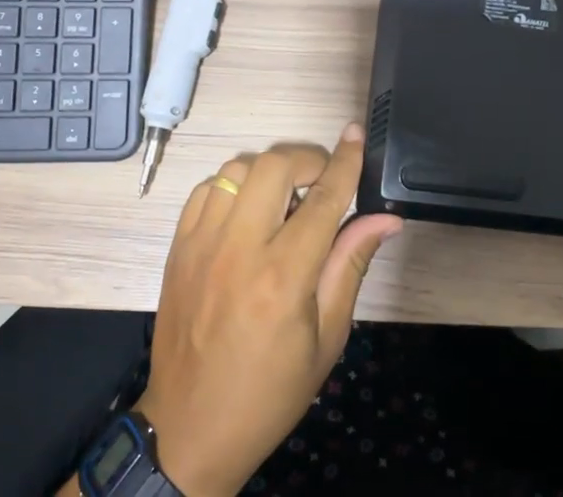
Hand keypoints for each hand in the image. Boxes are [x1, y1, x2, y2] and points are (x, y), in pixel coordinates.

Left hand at [135, 126, 403, 495]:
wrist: (191, 427)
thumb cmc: (271, 391)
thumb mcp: (327, 338)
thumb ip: (351, 266)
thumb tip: (385, 219)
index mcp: (283, 277)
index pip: (323, 199)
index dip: (345, 162)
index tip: (355, 135)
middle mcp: (238, 249)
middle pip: (275, 166)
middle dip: (308, 159)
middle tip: (324, 178)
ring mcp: (200, 245)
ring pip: (236, 169)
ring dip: (269, 170)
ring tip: (287, 196)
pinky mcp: (177, 248)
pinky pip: (205, 189)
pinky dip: (232, 184)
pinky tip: (248, 208)